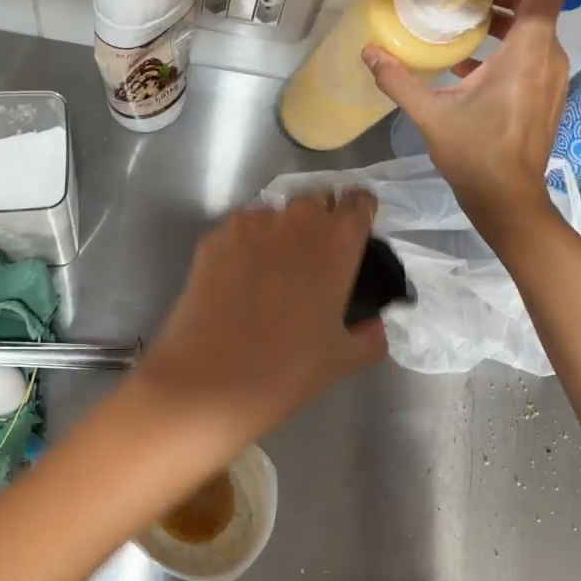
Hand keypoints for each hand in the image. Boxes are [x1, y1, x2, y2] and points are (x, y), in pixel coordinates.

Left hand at [132, 191, 388, 457]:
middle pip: (316, 201)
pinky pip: (238, 230)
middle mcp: (294, 221)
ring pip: (273, 213)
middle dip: (320, 222)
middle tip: (314, 262)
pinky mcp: (211, 239)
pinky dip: (245, 245)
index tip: (355, 238)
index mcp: (336, 241)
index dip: (359, 216)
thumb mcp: (343, 359)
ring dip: (279, 232)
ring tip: (272, 273)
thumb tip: (373, 323)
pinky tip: (239, 280)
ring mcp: (247, 226)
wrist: (207, 380)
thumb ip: (370, 334)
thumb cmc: (285, 371)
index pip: (359, 202)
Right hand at [366, 0, 569, 237]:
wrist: (507, 199)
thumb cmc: (474, 153)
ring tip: (465, 12)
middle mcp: (548, 56)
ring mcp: (550, 77)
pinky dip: (506, 44)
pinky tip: (469, 58)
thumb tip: (369, 51)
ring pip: (534, 29)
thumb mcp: (429, 114)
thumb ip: (399, 79)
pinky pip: (530, 53)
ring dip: (504, 16)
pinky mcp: (544, 94)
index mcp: (528, 51)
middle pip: (539, 3)